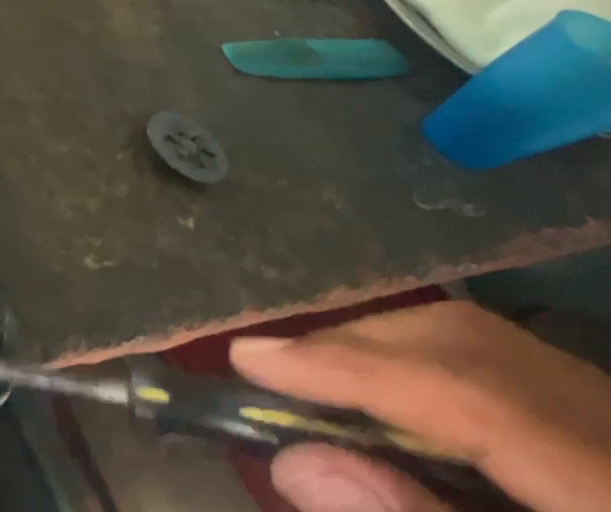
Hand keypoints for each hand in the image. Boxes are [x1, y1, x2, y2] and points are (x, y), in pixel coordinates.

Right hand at [229, 300, 610, 511]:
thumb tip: (294, 460)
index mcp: (607, 482)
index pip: (475, 395)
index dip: (353, 369)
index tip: (251, 362)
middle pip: (475, 348)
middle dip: (356, 349)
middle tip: (271, 374)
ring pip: (488, 344)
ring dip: (383, 352)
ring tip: (314, 385)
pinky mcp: (602, 421)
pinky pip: (507, 365)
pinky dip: (425, 369)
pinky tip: (384, 402)